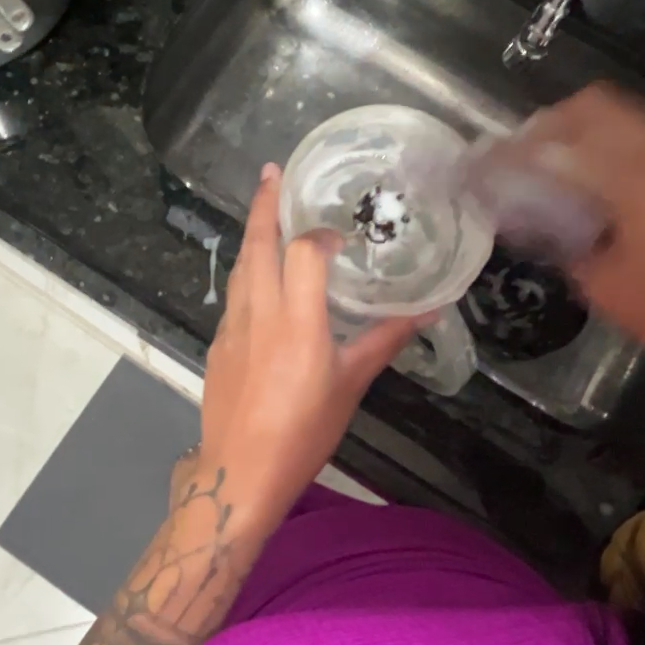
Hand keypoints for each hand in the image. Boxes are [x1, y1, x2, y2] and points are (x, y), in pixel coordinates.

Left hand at [195, 164, 418, 523]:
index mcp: (297, 320)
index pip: (304, 252)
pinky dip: (246, 270)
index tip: (338, 237)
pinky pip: (233, 294)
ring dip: (251, 234)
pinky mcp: (218, 343)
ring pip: (239, 266)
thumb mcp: (350, 386)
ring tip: (264, 210)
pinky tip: (258, 275)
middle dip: (263, 205)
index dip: (321, 235)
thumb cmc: (303, 431)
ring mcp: (232, 326)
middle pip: (256, 245)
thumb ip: (384, 341)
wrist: (240, 472)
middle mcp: (259, 312)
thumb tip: (426, 311)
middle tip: (271, 172)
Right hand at [528, 85, 644, 396]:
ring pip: (629, 122)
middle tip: (525, 164)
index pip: (558, 131)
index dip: (515, 145)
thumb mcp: (610, 288)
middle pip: (597, 106)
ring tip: (563, 181)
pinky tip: (612, 199)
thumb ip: (564, 246)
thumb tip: (530, 222)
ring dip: (589, 139)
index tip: (488, 166)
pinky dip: (620, 155)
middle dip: (552, 128)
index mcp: (633, 169)